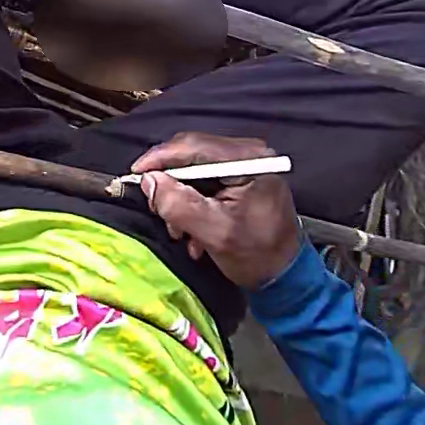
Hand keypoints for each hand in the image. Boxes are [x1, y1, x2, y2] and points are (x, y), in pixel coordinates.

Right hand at [132, 132, 300, 288]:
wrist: (287, 279)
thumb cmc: (258, 256)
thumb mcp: (215, 232)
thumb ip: (179, 204)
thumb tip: (149, 181)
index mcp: (248, 160)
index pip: (192, 145)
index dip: (159, 158)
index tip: (136, 174)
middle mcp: (247, 153)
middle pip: (189, 154)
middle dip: (168, 181)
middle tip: (156, 206)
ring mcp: (243, 163)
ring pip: (191, 167)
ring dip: (177, 195)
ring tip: (176, 226)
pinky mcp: (238, 176)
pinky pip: (201, 177)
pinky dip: (189, 199)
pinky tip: (189, 226)